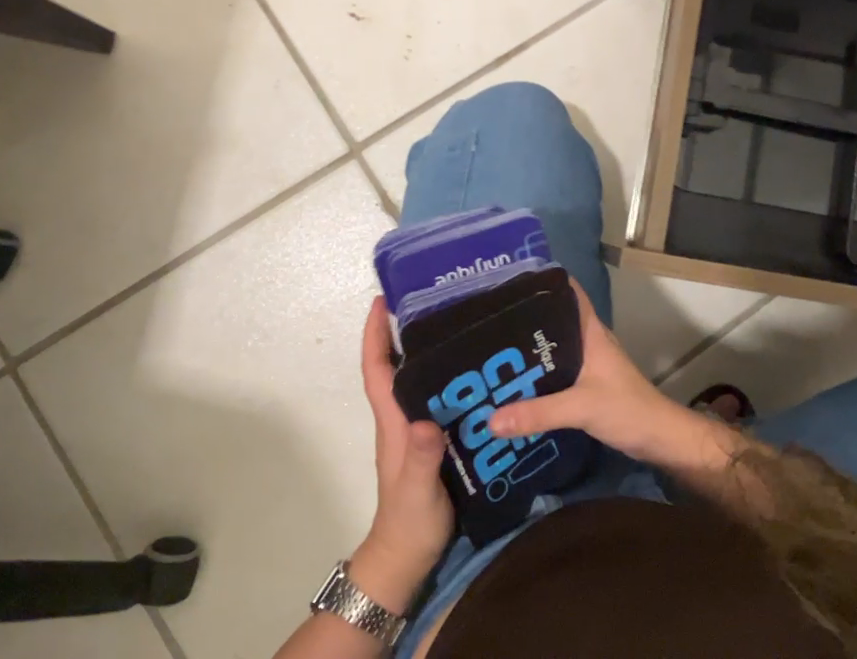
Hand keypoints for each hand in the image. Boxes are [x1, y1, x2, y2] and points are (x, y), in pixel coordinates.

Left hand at [354, 295, 452, 608]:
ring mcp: (418, 431)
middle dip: (406, 332)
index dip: (376, 335)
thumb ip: (422, 457)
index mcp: (394, 422)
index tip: (383, 301)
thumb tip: (424, 420)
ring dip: (433, 352)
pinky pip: (441, 400)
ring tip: (464, 325)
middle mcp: (403, 418)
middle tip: (437, 301)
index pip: (378, 370)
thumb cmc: (409, 521)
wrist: (409, 556)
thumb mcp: (418, 490)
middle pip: (399, 367)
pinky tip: (480, 371)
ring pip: (422, 381)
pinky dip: (454, 380)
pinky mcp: (436, 441)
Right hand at [486, 282, 722, 468]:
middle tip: (484, 322)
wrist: (658, 438)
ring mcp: (588, 364)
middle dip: (523, 320)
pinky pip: (555, 372)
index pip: (568, 293)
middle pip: (553, 322)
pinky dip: (536, 374)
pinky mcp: (586, 386)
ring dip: (528, 350)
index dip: (543, 283)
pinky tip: (513, 384)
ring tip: (489, 351)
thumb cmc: (627, 409)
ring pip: (553, 348)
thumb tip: (490, 420)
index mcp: (591, 332)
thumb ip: (538, 413)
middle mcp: (588, 342)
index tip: (508, 283)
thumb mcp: (581, 408)